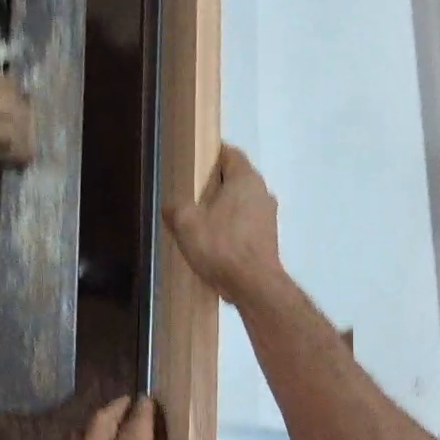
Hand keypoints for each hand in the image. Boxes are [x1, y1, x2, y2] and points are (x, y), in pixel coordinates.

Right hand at [164, 144, 283, 304]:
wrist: (253, 285)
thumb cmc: (220, 245)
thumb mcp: (186, 223)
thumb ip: (176, 208)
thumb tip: (171, 206)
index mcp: (245, 179)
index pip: (230, 154)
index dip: (211, 155)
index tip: (194, 163)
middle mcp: (262, 192)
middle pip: (235, 180)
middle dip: (214, 186)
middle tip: (190, 196)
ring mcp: (268, 217)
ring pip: (241, 204)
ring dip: (222, 209)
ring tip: (199, 224)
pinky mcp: (268, 239)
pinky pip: (245, 225)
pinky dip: (231, 228)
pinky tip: (214, 244)